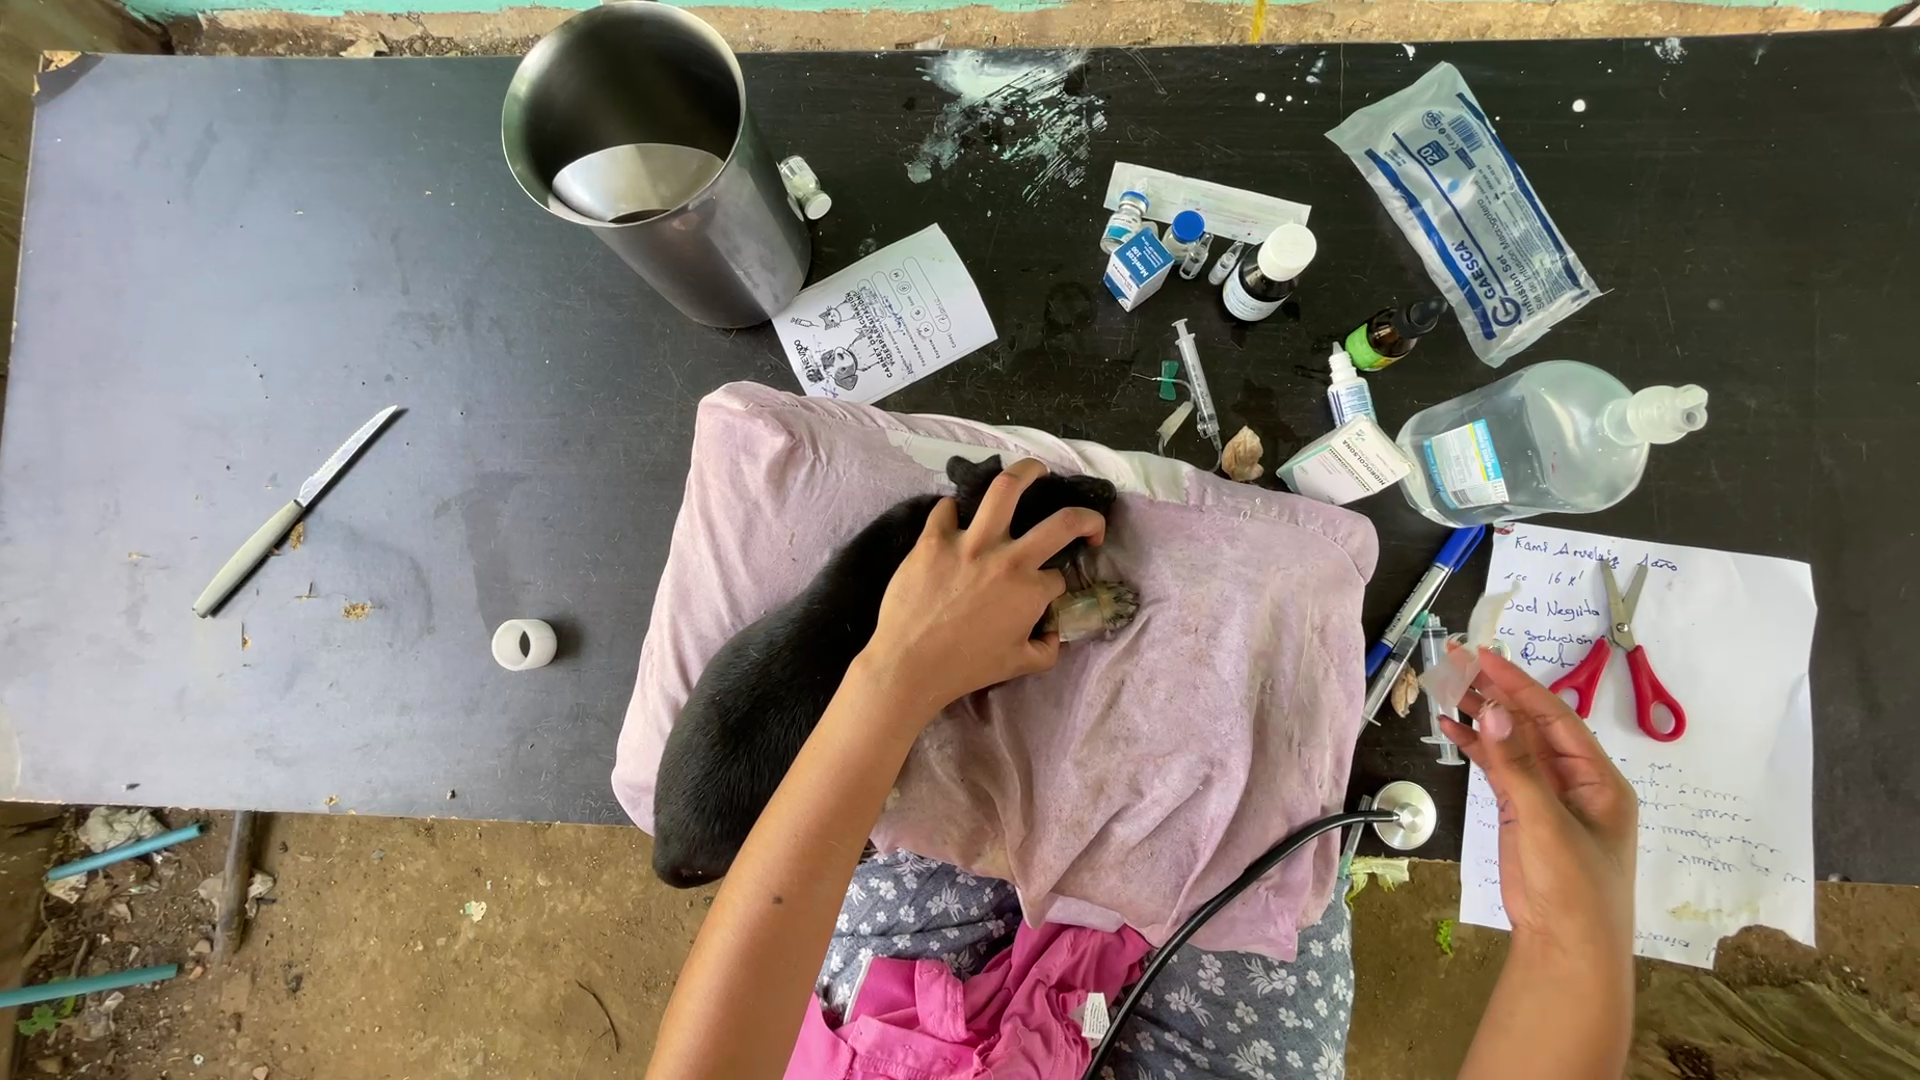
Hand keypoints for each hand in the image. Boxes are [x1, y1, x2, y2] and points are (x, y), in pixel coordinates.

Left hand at [861, 458, 1105, 719]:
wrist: (909, 665)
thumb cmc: (965, 668)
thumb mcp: (1018, 666)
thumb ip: (1047, 650)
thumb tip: (1055, 634)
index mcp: (1030, 590)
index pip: (1059, 575)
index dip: (1057, 582)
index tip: (1048, 589)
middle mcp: (1007, 559)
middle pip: (1062, 522)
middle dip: (1085, 517)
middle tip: (1085, 518)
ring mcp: (969, 543)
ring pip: (1005, 489)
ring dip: (1027, 472)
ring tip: (1035, 469)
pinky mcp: (933, 539)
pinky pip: (946, 508)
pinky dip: (953, 509)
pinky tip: (956, 515)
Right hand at [1441, 648, 1637, 964]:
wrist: (1566, 944)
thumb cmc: (1572, 886)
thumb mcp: (1545, 823)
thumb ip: (1517, 766)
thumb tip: (1496, 712)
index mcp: (1598, 780)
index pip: (1555, 717)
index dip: (1519, 685)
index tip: (1483, 656)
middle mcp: (1575, 780)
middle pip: (1531, 725)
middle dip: (1496, 692)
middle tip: (1457, 662)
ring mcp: (1546, 795)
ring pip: (1511, 743)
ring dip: (1482, 716)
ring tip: (1447, 687)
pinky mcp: (1522, 810)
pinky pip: (1498, 767)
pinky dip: (1475, 747)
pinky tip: (1451, 729)